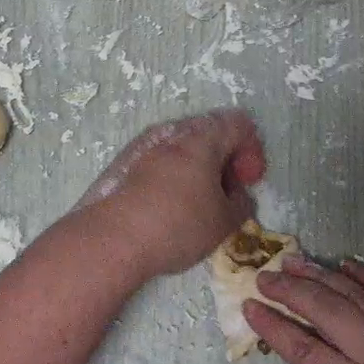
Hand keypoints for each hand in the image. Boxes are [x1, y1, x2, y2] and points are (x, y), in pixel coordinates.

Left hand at [72, 110, 265, 278]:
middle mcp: (169, 134)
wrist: (111, 239)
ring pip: (181, 149)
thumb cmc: (176, 226)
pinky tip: (169, 209)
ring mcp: (141, 148)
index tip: (248, 182)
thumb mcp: (224, 222)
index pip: (238, 124)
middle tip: (226, 194)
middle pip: (208, 134)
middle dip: (224, 160)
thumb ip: (241, 203)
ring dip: (197, 170)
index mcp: (200, 139)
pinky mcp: (122, 166)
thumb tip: (237, 195)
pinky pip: (158, 162)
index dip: (252, 151)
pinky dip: (173, 178)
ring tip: (199, 205)